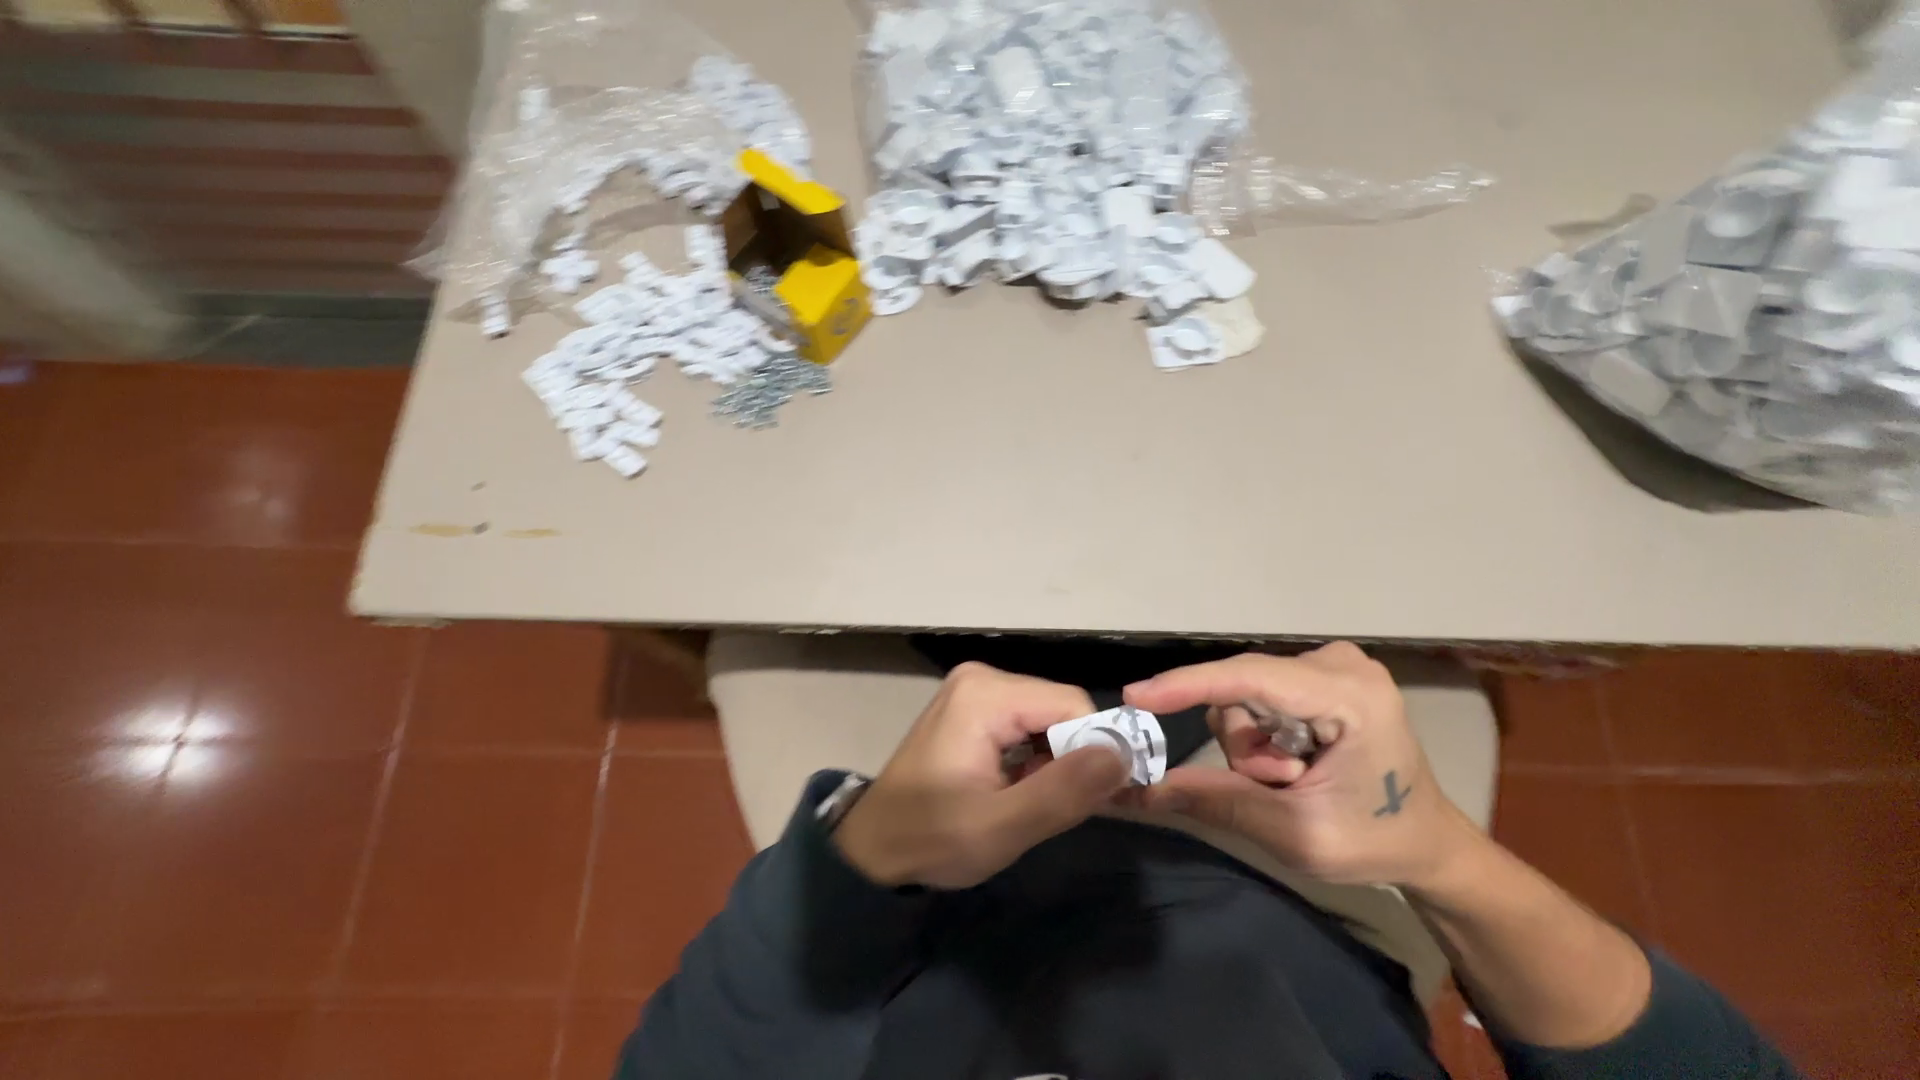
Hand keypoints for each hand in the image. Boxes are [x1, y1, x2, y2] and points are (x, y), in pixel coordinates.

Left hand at [834, 662, 1131, 888]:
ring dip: (1055, 762)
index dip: (1096, 749)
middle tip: (1066, 808)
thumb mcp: (1002, 826)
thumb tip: (1125, 755)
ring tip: (1037, 803)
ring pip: (1047, 719)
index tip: (1102, 798)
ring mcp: (974, 691)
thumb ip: (1064, 790)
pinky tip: (1021, 791)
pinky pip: (1025, 725)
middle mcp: (981, 679)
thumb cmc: (930, 838)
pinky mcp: (971, 709)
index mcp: (984, 695)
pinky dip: (1035, 759)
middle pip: (1060, 708)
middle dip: (1073, 757)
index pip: (1072, 704)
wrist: (873, 848)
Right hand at [1123, 643, 1481, 888]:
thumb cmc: (1374, 840)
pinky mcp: (1324, 675)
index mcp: (1352, 697)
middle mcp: (1342, 665)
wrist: (1427, 842)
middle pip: (1244, 689)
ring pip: (1246, 694)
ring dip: (1252, 745)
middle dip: (1244, 745)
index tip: (1135, 696)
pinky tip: (1297, 764)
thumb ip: (1217, 801)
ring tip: (1294, 782)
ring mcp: (1334, 665)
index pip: (1251, 678)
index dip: (1189, 685)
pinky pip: (1259, 696)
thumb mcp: (1294, 833)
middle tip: (1279, 787)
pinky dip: (1262, 735)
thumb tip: (1140, 790)